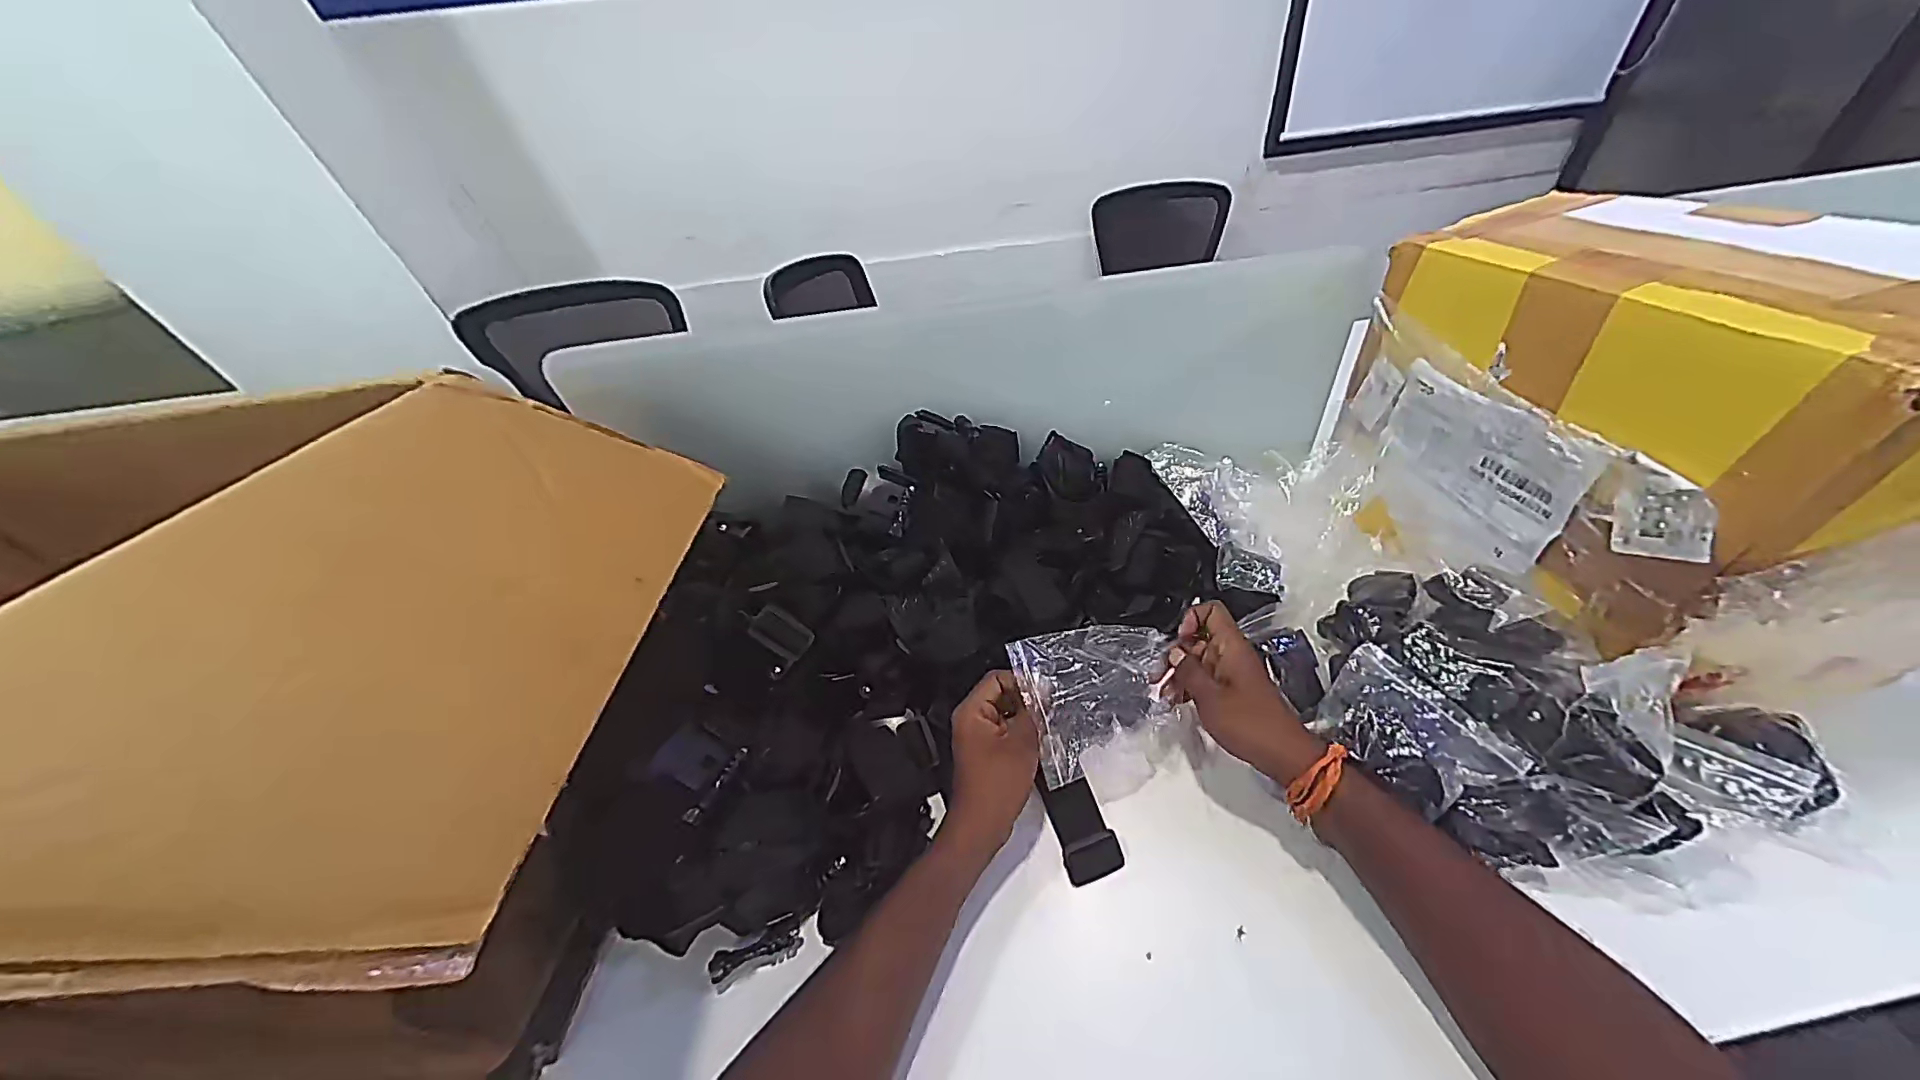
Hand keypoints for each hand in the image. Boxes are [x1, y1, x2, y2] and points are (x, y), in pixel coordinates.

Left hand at [941, 670, 1041, 857]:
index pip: (996, 678)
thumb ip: (1033, 712)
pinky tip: (1033, 747)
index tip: (1041, 693)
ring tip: (1040, 733)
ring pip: (1005, 714)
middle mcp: (970, 721)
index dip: (1021, 682)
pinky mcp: (985, 753)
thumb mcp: (1023, 742)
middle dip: (1025, 702)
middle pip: (1001, 695)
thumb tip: (1041, 692)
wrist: (983, 823)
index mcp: (971, 712)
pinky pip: (1004, 732)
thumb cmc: (993, 789)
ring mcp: (977, 737)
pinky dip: (1020, 736)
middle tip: (1044, 713)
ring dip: (1025, 720)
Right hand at [1168, 601, 1323, 782]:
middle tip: (1160, 674)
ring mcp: (1233, 673)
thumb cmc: (1251, 724)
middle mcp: (1233, 655)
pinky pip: (1207, 678)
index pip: (1211, 612)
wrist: (1282, 753)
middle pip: (1199, 638)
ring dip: (1180, 673)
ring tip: (1166, 693)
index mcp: (1231, 648)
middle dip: (1176, 654)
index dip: (1190, 619)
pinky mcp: (1233, 691)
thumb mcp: (1209, 697)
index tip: (1177, 642)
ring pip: (1200, 660)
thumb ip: (1188, 670)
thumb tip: (1175, 653)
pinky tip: (1178, 701)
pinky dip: (1191, 686)